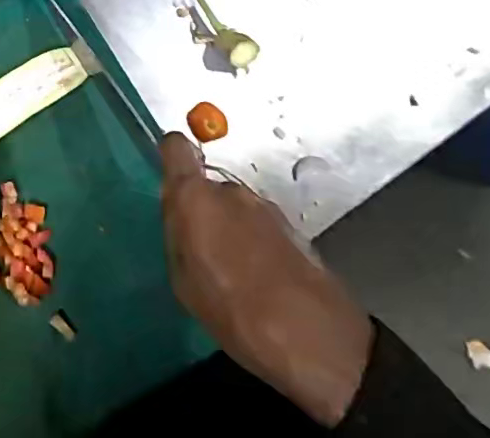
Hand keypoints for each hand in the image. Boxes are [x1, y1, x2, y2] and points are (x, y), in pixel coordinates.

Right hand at [159, 133, 373, 426]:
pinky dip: (256, 242)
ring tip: (238, 273)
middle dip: (203, 210)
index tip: (172, 184)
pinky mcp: (294, 227)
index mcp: (195, 197)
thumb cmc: (234, 311)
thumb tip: (180, 215)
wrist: (316, 342)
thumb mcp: (184, 280)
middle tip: (205, 252)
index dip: (172, 158)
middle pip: (207, 186)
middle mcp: (230, 190)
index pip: (176, 147)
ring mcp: (265, 206)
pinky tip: (263, 279)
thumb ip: (177, 235)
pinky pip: (260, 225)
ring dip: (231, 228)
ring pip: (235, 207)